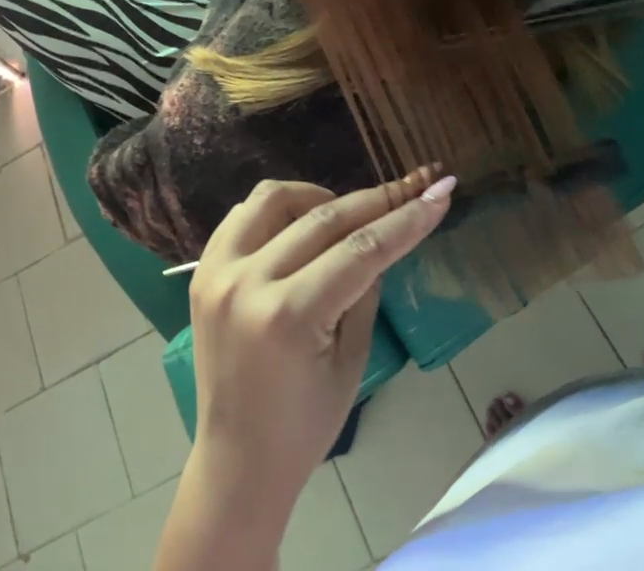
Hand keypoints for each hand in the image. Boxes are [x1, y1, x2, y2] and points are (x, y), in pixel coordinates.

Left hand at [191, 170, 454, 489]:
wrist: (238, 459)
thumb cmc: (305, 424)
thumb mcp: (353, 361)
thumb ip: (366, 291)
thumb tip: (381, 241)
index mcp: (289, 315)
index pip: (361, 249)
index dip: (407, 217)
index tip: (440, 190)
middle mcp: (248, 282)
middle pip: (323, 217)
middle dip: (378, 198)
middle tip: (414, 184)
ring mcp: (217, 272)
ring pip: (273, 198)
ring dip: (319, 196)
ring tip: (348, 215)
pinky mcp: (202, 271)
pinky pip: (241, 217)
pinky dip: (277, 211)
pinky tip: (302, 224)